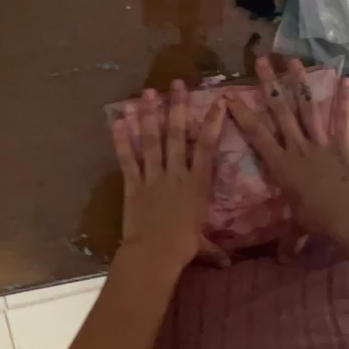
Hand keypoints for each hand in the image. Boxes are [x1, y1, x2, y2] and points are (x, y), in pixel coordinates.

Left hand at [110, 81, 230, 281]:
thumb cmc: (182, 247)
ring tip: (148, 93)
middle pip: (178, 134)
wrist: (154, 254)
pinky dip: (122, 140)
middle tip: (177, 84)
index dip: (214, 122)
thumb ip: (214, 248)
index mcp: (197, 183)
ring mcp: (153, 176)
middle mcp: (176, 173)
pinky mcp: (133, 184)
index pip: (208, 146)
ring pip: (152, 140)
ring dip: (149, 115)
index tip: (219, 101)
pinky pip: (128, 158)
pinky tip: (119, 120)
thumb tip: (229, 264)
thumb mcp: (202, 244)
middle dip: (178, 107)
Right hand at [226, 59, 348, 239]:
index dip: (242, 114)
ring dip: (300, 83)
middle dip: (269, 85)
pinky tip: (345, 80)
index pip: (256, 135)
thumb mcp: (298, 228)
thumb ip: (288, 240)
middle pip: (279, 111)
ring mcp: (319, 141)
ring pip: (307, 107)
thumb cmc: (315, 218)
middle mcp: (296, 146)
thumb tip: (281, 261)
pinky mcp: (341, 143)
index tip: (229, 95)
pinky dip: (343, 100)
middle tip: (260, 61)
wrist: (345, 212)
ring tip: (294, 60)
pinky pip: (341, 119)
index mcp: (280, 163)